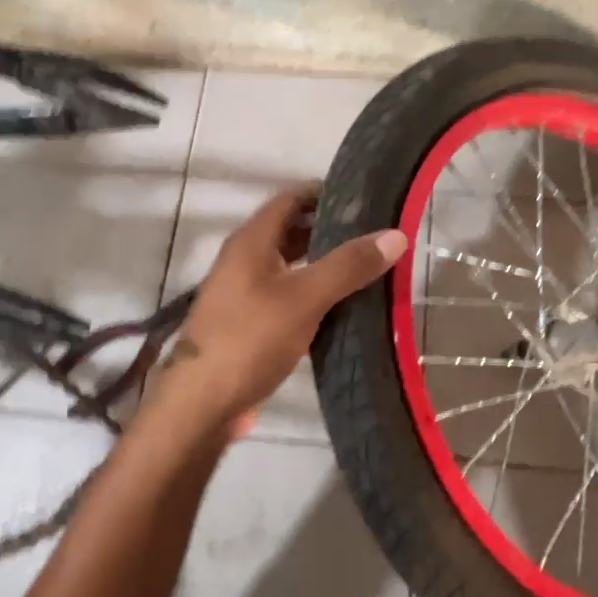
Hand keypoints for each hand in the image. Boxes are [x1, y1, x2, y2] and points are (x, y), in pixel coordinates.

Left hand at [148, 188, 406, 435]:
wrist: (202, 403)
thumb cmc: (250, 338)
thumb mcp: (305, 298)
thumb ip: (348, 266)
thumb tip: (395, 234)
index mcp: (251, 241)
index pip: (290, 198)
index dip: (325, 193)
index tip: (365, 198)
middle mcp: (243, 259)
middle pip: (290, 231)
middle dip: (329, 230)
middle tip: (374, 235)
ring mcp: (243, 293)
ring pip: (289, 266)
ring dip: (322, 264)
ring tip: (366, 268)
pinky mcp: (248, 324)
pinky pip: (285, 296)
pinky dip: (312, 294)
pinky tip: (341, 308)